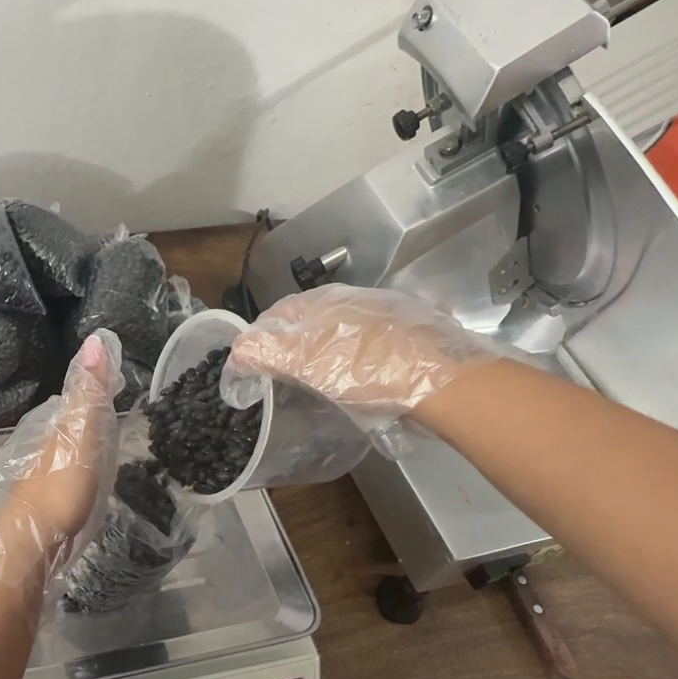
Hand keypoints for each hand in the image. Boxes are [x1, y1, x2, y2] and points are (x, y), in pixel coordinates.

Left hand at [0, 332, 124, 595]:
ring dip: (87, 441)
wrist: (31, 545)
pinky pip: (73, 473)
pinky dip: (85, 467)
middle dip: (92, 413)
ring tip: (112, 438)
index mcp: (55, 430)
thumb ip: (88, 394)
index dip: (98, 385)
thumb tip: (94, 340)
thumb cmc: (58, 488)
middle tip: (120, 403)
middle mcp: (48, 449)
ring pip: (70, 448)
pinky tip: (92, 476)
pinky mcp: (53, 505)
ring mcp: (48, 478)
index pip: (77, 398)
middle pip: (72, 423)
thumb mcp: (79, 435)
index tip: (121, 376)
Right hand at [222, 284, 514, 452]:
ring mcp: (389, 313)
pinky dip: (359, 357)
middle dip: (295, 342)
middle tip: (285, 374)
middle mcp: (356, 298)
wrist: (440, 381)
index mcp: (327, 300)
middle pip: (313, 318)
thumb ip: (268, 351)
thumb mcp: (307, 363)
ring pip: (344, 329)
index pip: (281, 310)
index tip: (254, 362)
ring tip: (321, 378)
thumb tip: (237, 350)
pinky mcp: (413, 334)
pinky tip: (363, 378)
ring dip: (328, 349)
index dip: (263, 335)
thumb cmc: (365, 369)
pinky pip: (373, 342)